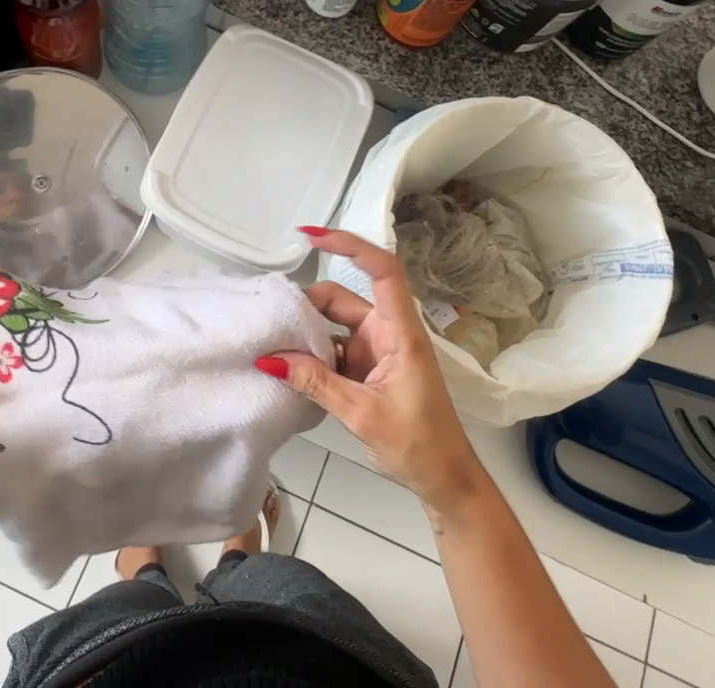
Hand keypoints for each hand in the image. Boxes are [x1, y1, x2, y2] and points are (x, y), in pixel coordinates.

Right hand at [258, 227, 485, 513]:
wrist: (445, 479)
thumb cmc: (418, 444)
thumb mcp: (362, 414)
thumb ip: (315, 383)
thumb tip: (269, 360)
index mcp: (401, 332)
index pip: (382, 270)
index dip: (350, 246)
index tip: (310, 236)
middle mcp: (388, 332)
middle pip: (344, 298)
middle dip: (307, 301)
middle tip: (269, 314)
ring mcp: (377, 349)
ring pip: (334, 323)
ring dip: (305, 330)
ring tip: (269, 339)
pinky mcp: (367, 368)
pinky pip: (333, 348)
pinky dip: (311, 353)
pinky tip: (285, 364)